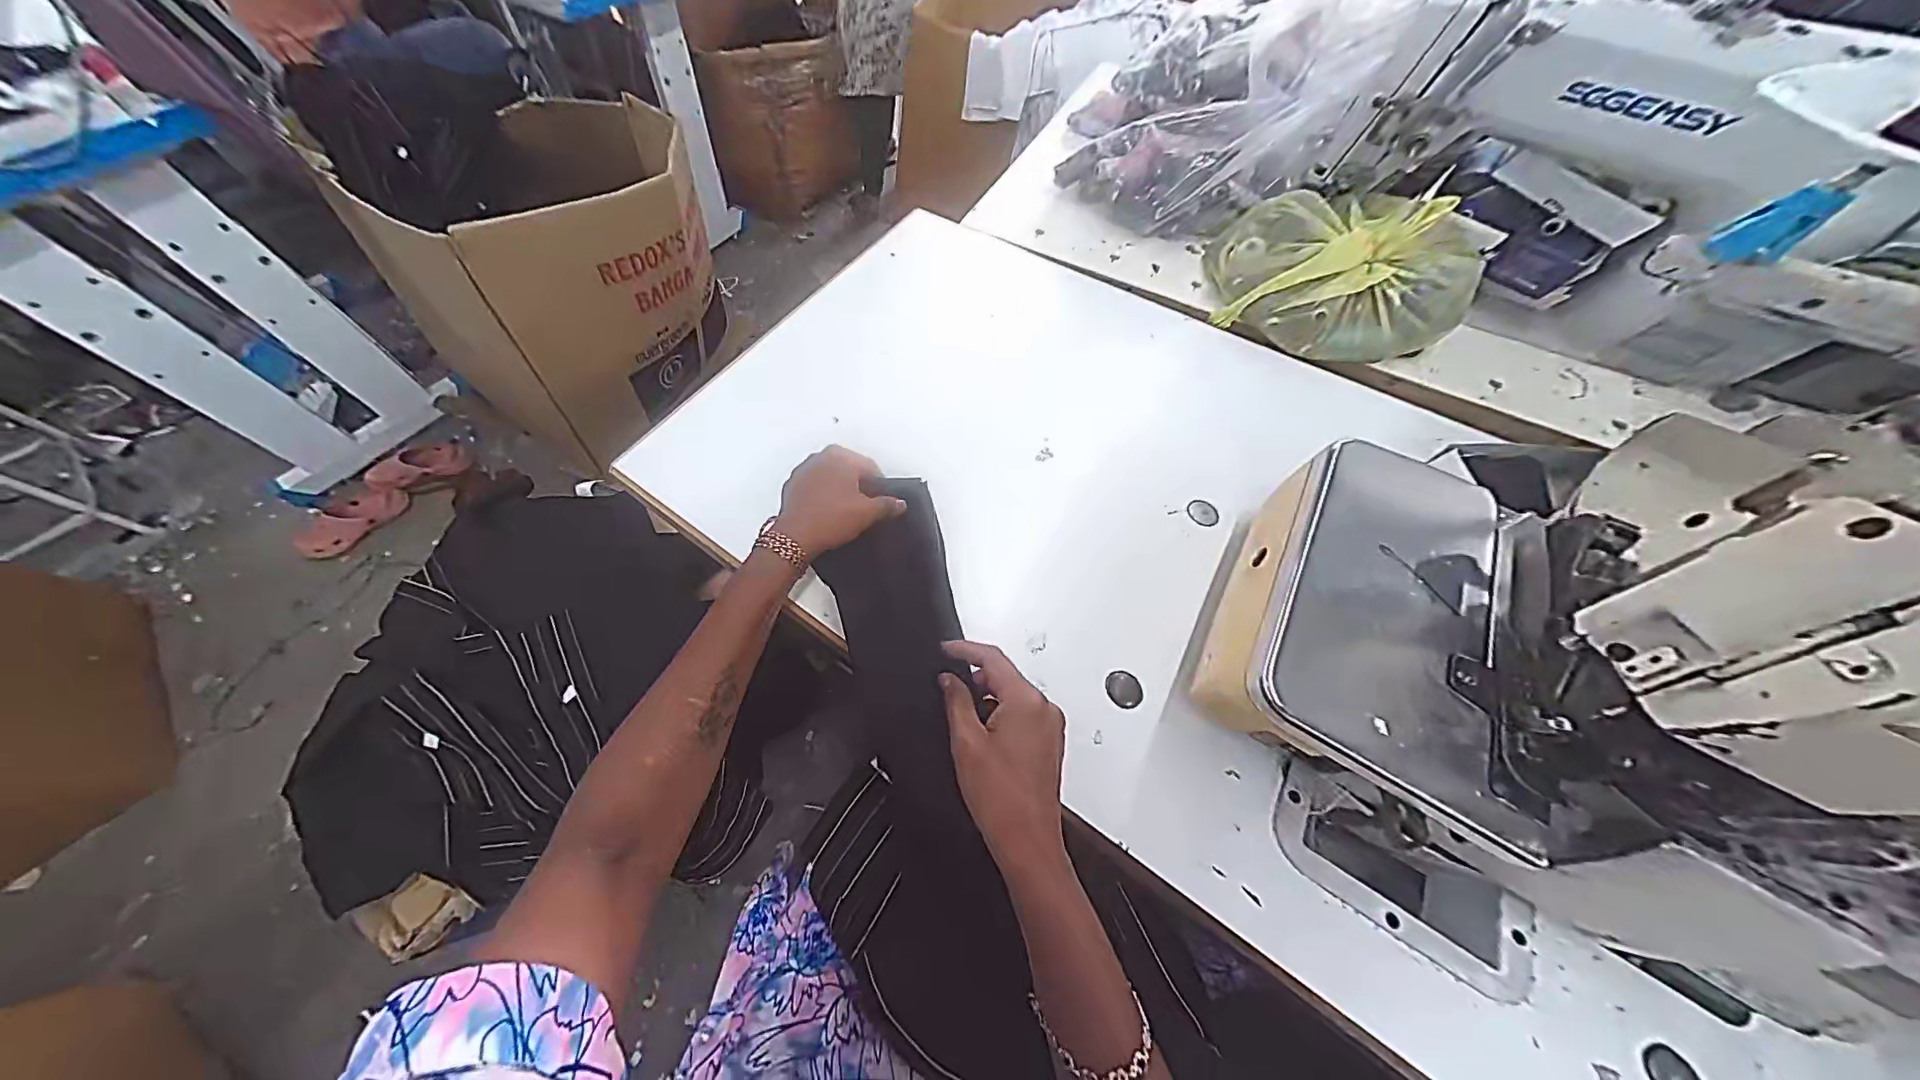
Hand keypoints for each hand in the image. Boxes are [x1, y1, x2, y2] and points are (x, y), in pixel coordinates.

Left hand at [773, 446, 905, 556]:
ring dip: (839, 488)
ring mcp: (803, 471)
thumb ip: (887, 505)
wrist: (796, 538)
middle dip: (858, 484)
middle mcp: (820, 458)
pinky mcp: (792, 485)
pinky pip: (814, 486)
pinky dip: (822, 494)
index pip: (869, 467)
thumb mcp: (867, 513)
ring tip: (845, 509)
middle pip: (848, 468)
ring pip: (830, 476)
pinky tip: (827, 511)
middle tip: (863, 504)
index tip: (881, 498)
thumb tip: (898, 504)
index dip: (879, 485)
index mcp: (840, 457)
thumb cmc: (828, 520)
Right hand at [940, 641, 1068, 868]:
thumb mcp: (966, 742)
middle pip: (1005, 675)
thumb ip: (956, 701)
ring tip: (966, 725)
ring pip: (1013, 695)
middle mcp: (1044, 709)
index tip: (947, 649)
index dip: (965, 650)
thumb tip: (949, 680)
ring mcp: (1050, 725)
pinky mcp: (1049, 740)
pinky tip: (984, 737)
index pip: (993, 658)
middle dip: (976, 678)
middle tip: (948, 688)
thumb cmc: (1002, 800)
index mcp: (1027, 702)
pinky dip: (1001, 715)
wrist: (1027, 839)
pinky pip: (1023, 714)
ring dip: (988, 699)